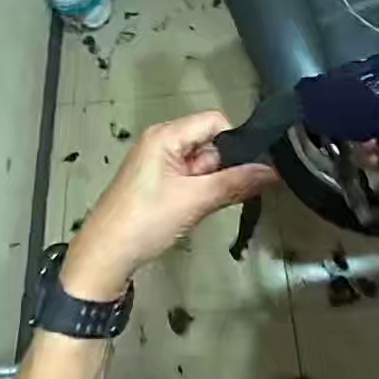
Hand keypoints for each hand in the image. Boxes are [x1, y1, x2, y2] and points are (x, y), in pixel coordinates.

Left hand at [62, 110, 277, 299]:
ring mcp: (157, 163)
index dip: (235, 141)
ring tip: (207, 206)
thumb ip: (236, 183)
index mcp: (166, 135)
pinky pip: (189, 178)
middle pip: (209, 142)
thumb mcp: (195, 200)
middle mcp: (161, 141)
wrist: (104, 258)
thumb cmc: (146, 221)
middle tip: (226, 194)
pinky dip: (199, 191)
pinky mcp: (156, 183)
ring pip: (201, 163)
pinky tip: (197, 210)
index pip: (214, 121)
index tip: (248, 170)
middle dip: (223, 167)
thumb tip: (274, 172)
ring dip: (212, 183)